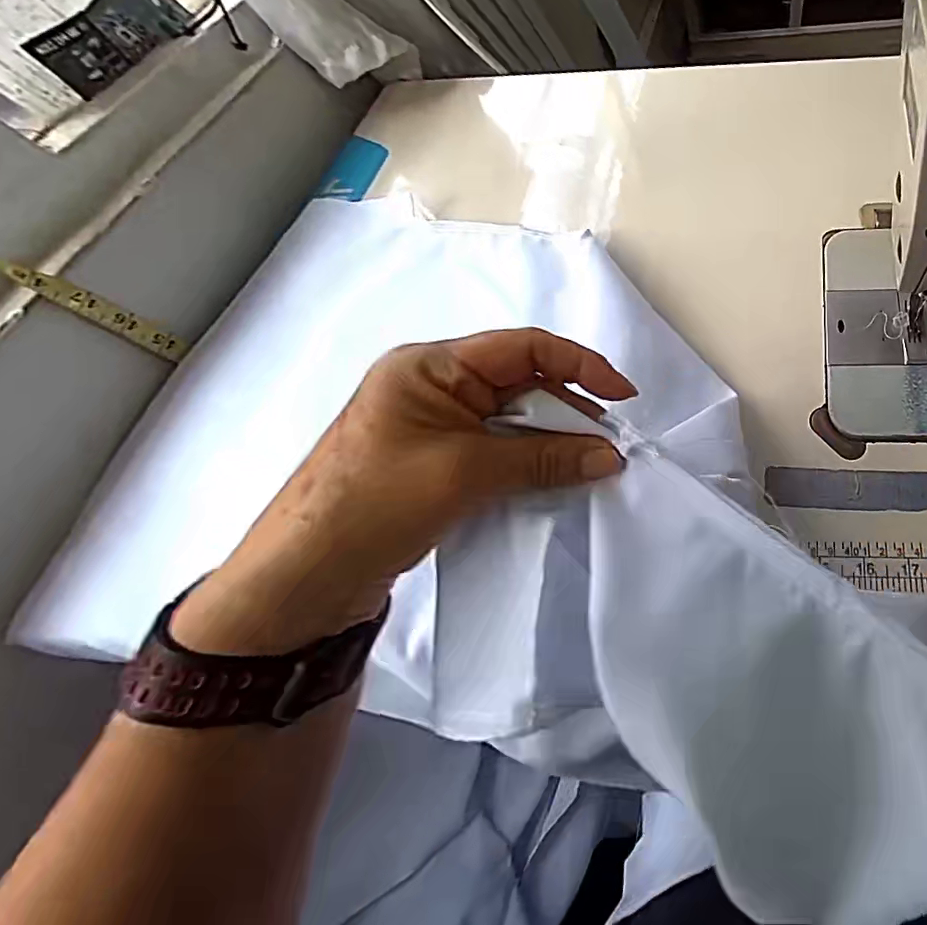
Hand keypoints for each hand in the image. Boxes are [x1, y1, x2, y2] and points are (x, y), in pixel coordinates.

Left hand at [172, 329, 634, 654]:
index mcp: (430, 366)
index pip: (521, 348)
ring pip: (509, 419)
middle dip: (567, 408)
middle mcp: (433, 386)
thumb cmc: (375, 504)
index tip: (622, 396)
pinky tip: (552, 478)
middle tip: (607, 444)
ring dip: (549, 438)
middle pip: (518, 383)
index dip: (578, 365)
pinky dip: (527, 460)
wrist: (305, 577)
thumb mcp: (465, 473)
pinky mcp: (435, 461)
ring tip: (589, 464)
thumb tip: (608, 456)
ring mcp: (433, 425)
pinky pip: (494, 448)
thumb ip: (542, 459)